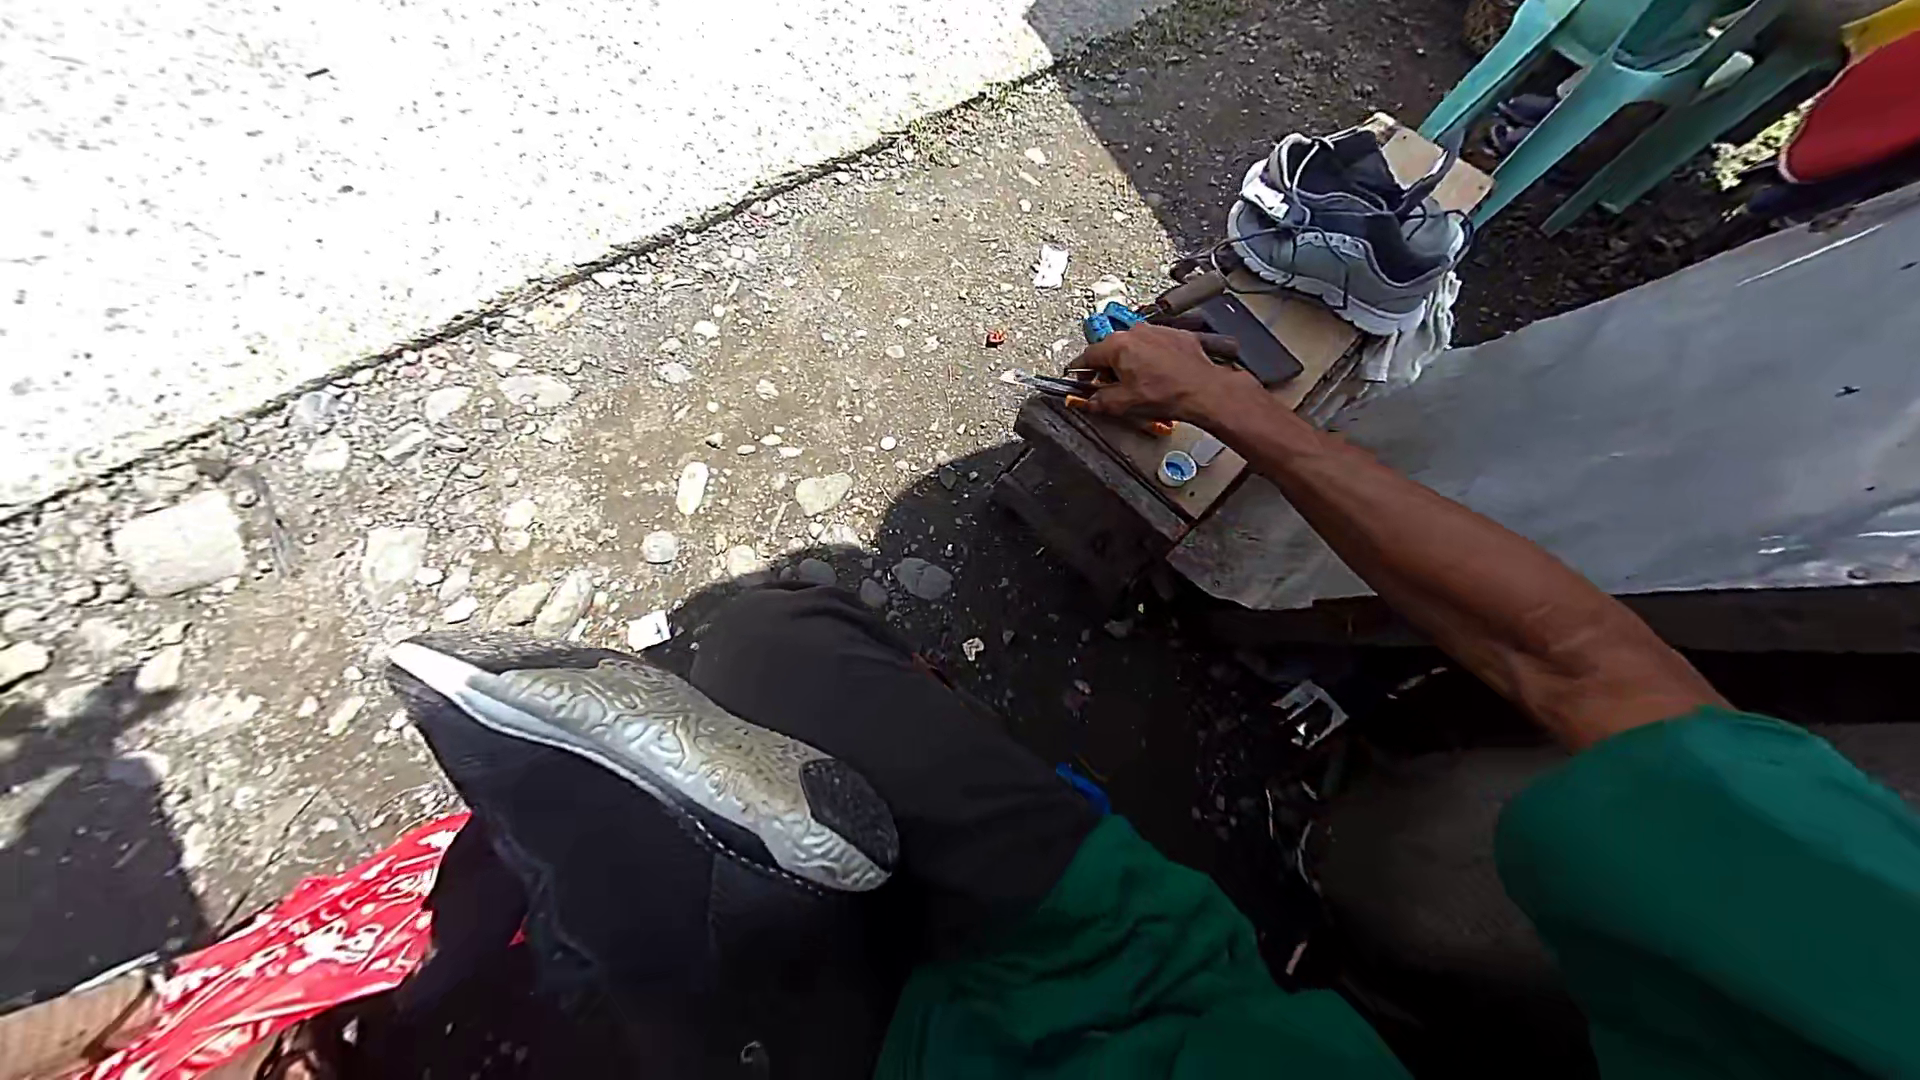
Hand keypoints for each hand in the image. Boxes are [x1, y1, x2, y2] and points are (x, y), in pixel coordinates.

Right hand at [1069, 323, 1262, 427]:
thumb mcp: (1122, 404)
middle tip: (1108, 387)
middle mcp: (1136, 331)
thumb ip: (1097, 401)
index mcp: (1118, 345)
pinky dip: (1148, 358)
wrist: (1202, 391)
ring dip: (1128, 362)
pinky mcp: (1175, 335)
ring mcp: (1157, 331)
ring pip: (1132, 346)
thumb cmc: (1168, 394)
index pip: (1087, 356)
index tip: (1077, 378)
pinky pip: (1152, 345)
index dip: (1079, 371)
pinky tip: (1155, 375)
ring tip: (1136, 383)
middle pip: (1109, 349)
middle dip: (1105, 368)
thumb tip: (1087, 401)